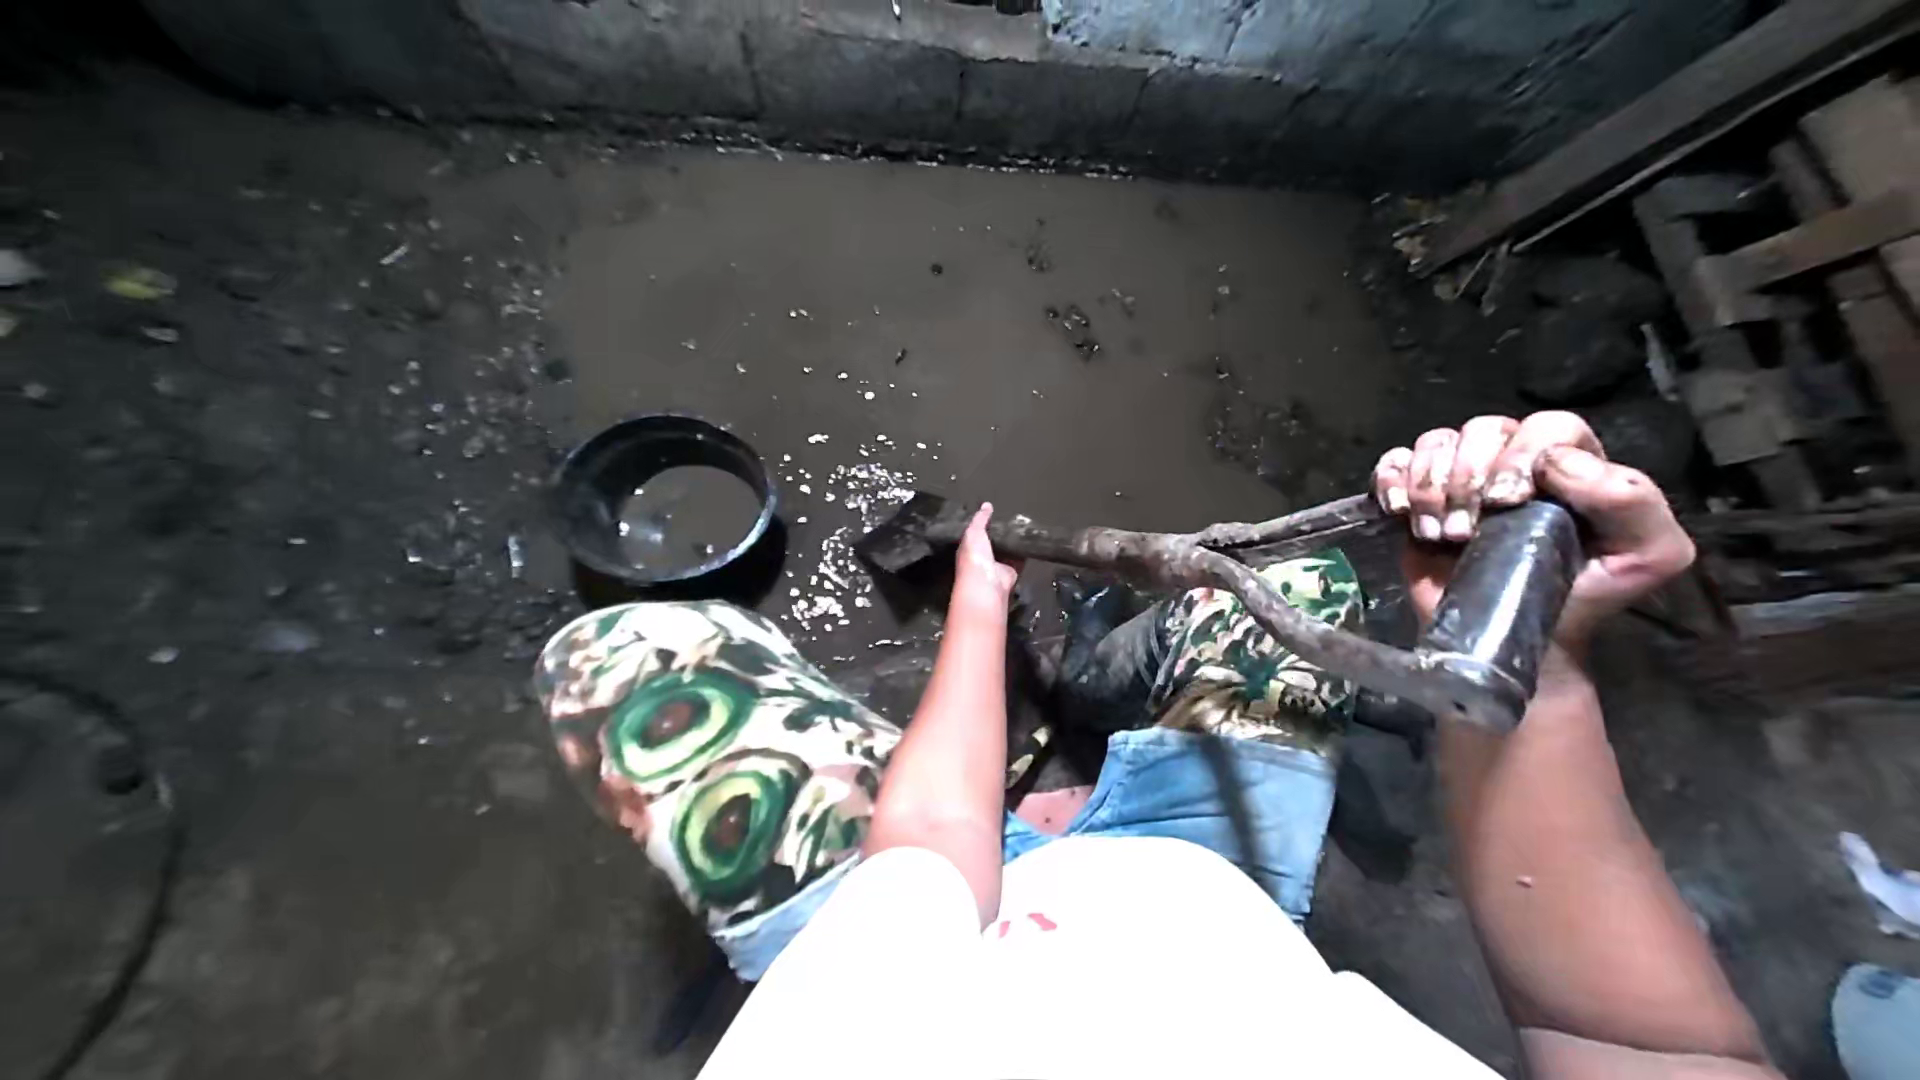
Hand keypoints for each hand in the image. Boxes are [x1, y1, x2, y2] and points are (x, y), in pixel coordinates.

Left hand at [952, 502, 1019, 608]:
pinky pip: (1019, 558)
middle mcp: (983, 555)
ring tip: (1024, 523)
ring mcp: (997, 564)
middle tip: (1014, 517)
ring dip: (1013, 540)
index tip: (994, 511)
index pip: (976, 532)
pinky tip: (1029, 538)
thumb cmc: (974, 556)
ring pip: (1007, 548)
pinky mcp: (1011, 570)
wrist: (987, 582)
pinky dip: (1024, 551)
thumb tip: (987, 505)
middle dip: (1001, 531)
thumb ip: (980, 519)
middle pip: (993, 540)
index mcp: (969, 546)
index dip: (983, 522)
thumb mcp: (974, 532)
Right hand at [1370, 411, 1694, 646]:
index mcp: (1571, 461)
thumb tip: (1556, 463)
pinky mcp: (1412, 496)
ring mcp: (1456, 475)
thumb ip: (1632, 501)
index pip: (1547, 425)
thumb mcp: (1647, 556)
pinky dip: (1390, 482)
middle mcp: (1510, 458)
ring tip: (1437, 534)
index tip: (1506, 503)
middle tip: (1465, 531)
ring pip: (1435, 441)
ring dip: (1428, 487)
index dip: (1521, 456)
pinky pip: (1392, 462)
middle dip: (1466, 479)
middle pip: (1482, 428)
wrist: (1510, 635)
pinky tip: (1400, 514)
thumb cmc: (1580, 595)